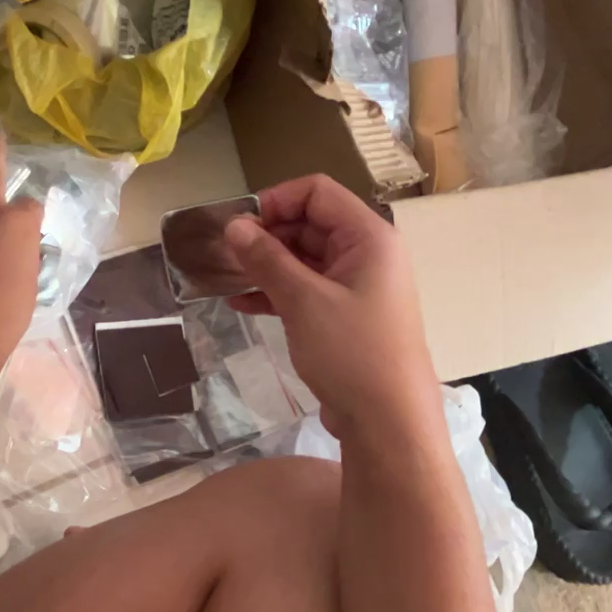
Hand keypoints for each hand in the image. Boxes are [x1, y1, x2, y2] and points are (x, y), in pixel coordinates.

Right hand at [225, 175, 439, 439]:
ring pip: (303, 260)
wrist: (387, 418)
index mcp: (368, 237)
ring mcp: (355, 287)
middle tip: (223, 255)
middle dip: (265, 236)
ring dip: (266, 266)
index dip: (274, 201)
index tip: (236, 226)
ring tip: (225, 279)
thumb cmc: (352, 352)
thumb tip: (234, 227)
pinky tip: (241, 304)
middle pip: (309, 225)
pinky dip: (276, 293)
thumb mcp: (304, 301)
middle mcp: (365, 254)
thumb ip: (267, 260)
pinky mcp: (343, 317)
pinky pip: (305, 290)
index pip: (317, 193)